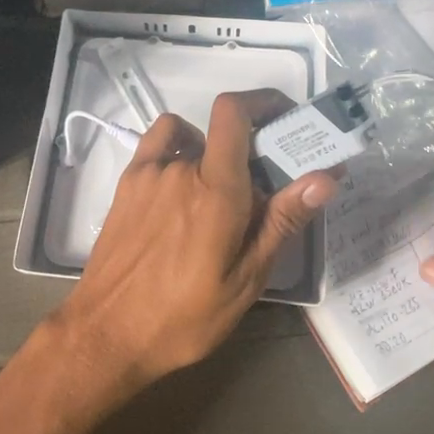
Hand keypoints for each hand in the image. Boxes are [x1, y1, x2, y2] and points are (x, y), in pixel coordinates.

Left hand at [53, 90, 339, 387]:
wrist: (108, 333)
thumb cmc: (184, 316)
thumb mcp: (246, 279)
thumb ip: (283, 220)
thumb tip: (325, 177)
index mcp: (215, 189)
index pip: (234, 112)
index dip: (263, 101)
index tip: (287, 118)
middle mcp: (180, 167)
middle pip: (222, 133)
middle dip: (251, 150)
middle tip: (265, 191)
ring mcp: (149, 172)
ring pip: (193, 140)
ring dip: (214, 154)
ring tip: (222, 196)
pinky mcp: (128, 183)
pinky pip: (159, 144)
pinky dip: (179, 149)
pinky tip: (184, 185)